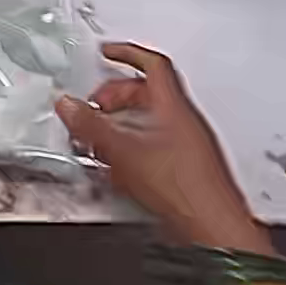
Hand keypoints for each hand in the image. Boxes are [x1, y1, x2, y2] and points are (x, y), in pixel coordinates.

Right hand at [57, 43, 274, 254]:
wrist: (216, 233)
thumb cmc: (183, 189)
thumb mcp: (122, 149)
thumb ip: (90, 124)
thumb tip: (69, 105)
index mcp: (172, 106)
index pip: (153, 64)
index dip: (128, 53)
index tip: (108, 52)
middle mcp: (183, 120)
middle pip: (146, 92)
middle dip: (116, 95)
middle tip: (96, 104)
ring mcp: (188, 143)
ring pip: (149, 118)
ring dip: (122, 121)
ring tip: (102, 135)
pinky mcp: (186, 166)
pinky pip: (155, 141)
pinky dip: (133, 143)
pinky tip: (119, 163)